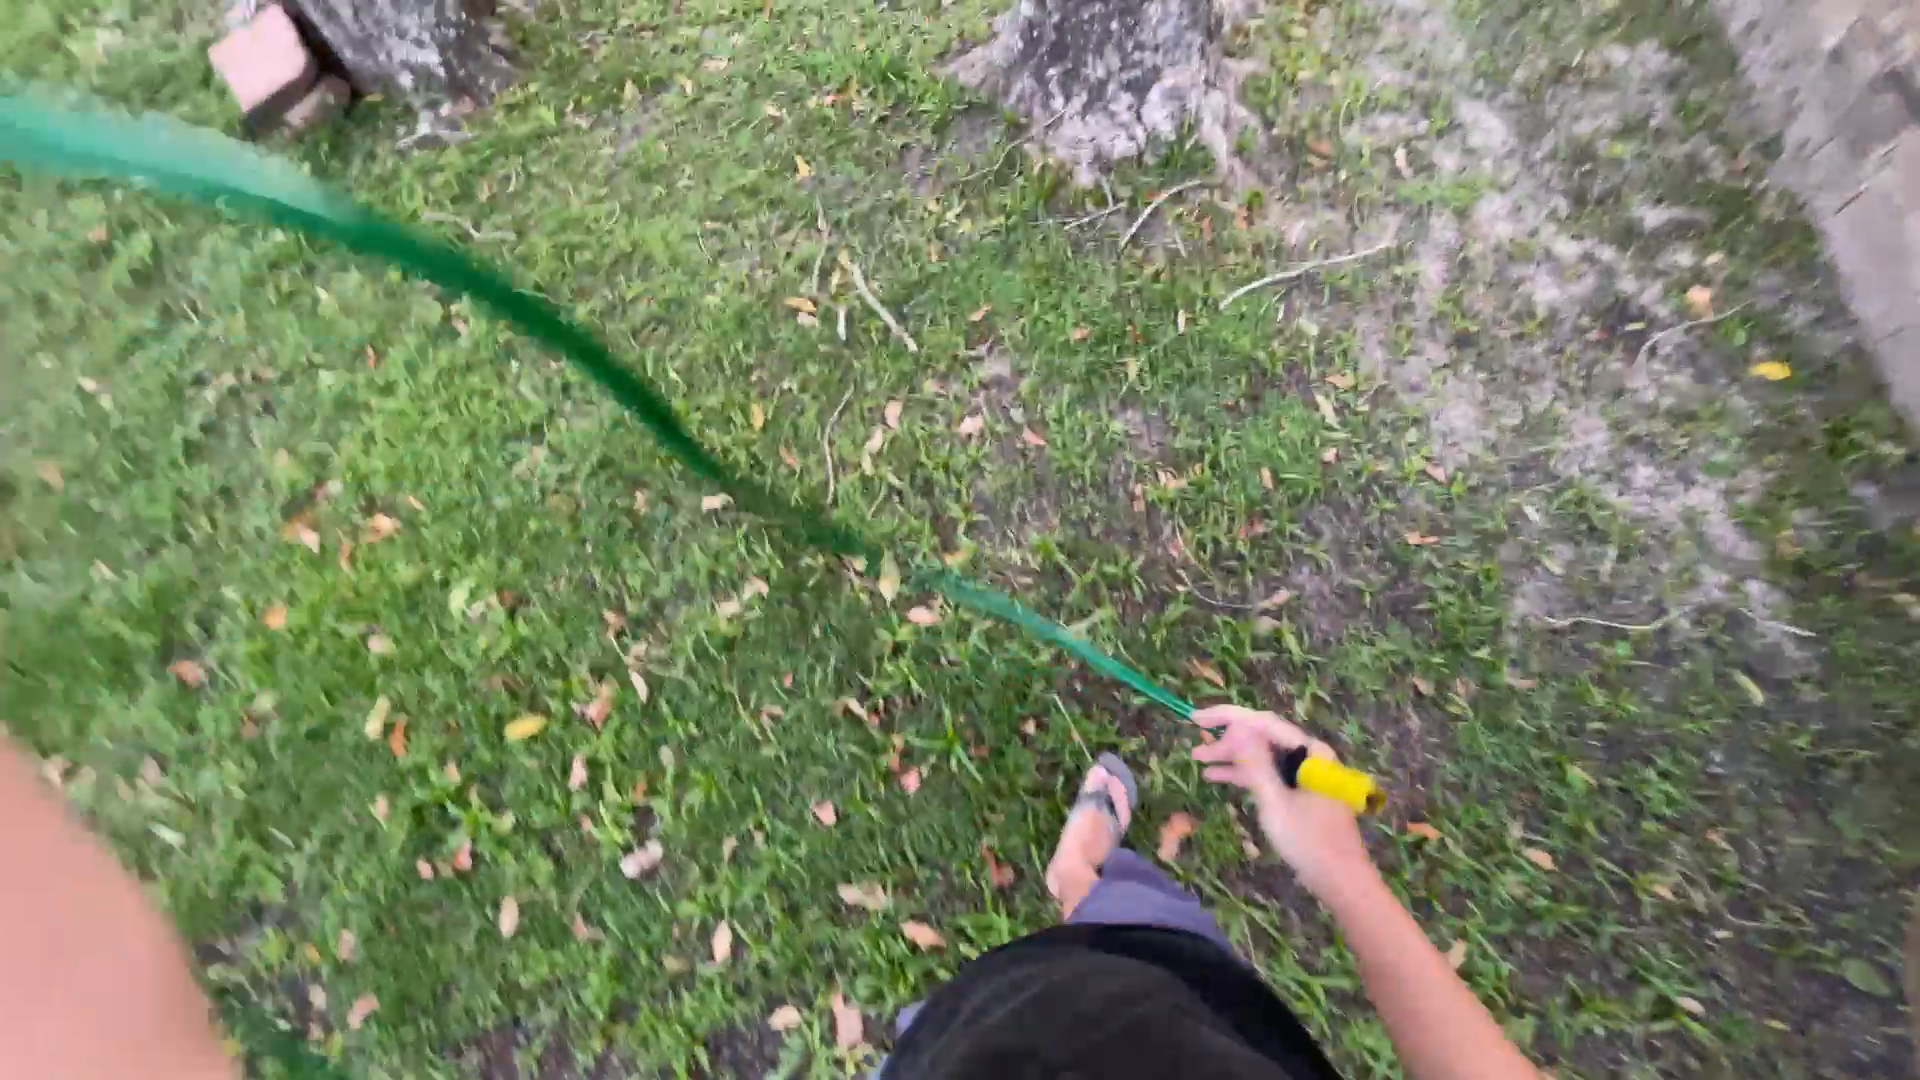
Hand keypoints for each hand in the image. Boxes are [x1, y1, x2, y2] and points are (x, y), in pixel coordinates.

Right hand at [1191, 704, 1372, 898]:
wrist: (1342, 881)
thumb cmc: (1310, 841)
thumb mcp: (1275, 801)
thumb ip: (1256, 762)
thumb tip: (1237, 726)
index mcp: (1310, 751)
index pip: (1263, 722)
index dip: (1227, 716)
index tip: (1196, 719)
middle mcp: (1309, 755)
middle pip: (1261, 737)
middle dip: (1227, 740)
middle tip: (1197, 749)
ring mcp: (1304, 773)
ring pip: (1261, 755)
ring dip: (1231, 757)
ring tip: (1198, 759)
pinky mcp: (1298, 790)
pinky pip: (1267, 773)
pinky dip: (1243, 774)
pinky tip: (1216, 776)